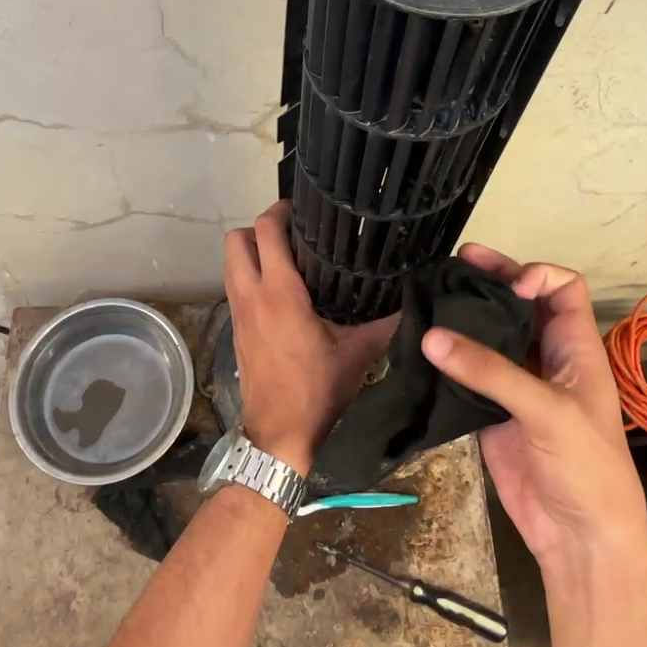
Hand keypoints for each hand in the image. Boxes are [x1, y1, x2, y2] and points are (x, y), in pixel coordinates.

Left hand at [224, 201, 397, 471]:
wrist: (280, 436)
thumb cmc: (318, 391)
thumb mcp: (359, 354)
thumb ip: (387, 322)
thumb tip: (416, 295)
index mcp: (279, 292)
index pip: (266, 231)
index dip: (281, 211)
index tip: (304, 210)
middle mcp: (251, 295)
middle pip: (237, 239)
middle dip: (260, 228)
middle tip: (293, 232)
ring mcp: (238, 312)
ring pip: (230, 262)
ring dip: (250, 251)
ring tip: (287, 256)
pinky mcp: (235, 329)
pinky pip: (235, 286)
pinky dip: (248, 275)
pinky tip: (279, 288)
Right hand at [422, 244, 646, 575]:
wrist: (578, 537)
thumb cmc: (586, 468)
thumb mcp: (546, 411)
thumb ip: (490, 372)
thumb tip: (432, 336)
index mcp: (576, 350)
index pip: (563, 290)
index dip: (536, 276)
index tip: (503, 283)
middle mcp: (545, 360)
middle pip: (519, 306)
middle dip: (490, 282)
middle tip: (452, 263)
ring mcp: (515, 386)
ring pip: (488, 339)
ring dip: (462, 319)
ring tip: (428, 298)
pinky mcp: (489, 413)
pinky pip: (465, 376)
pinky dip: (445, 360)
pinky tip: (421, 347)